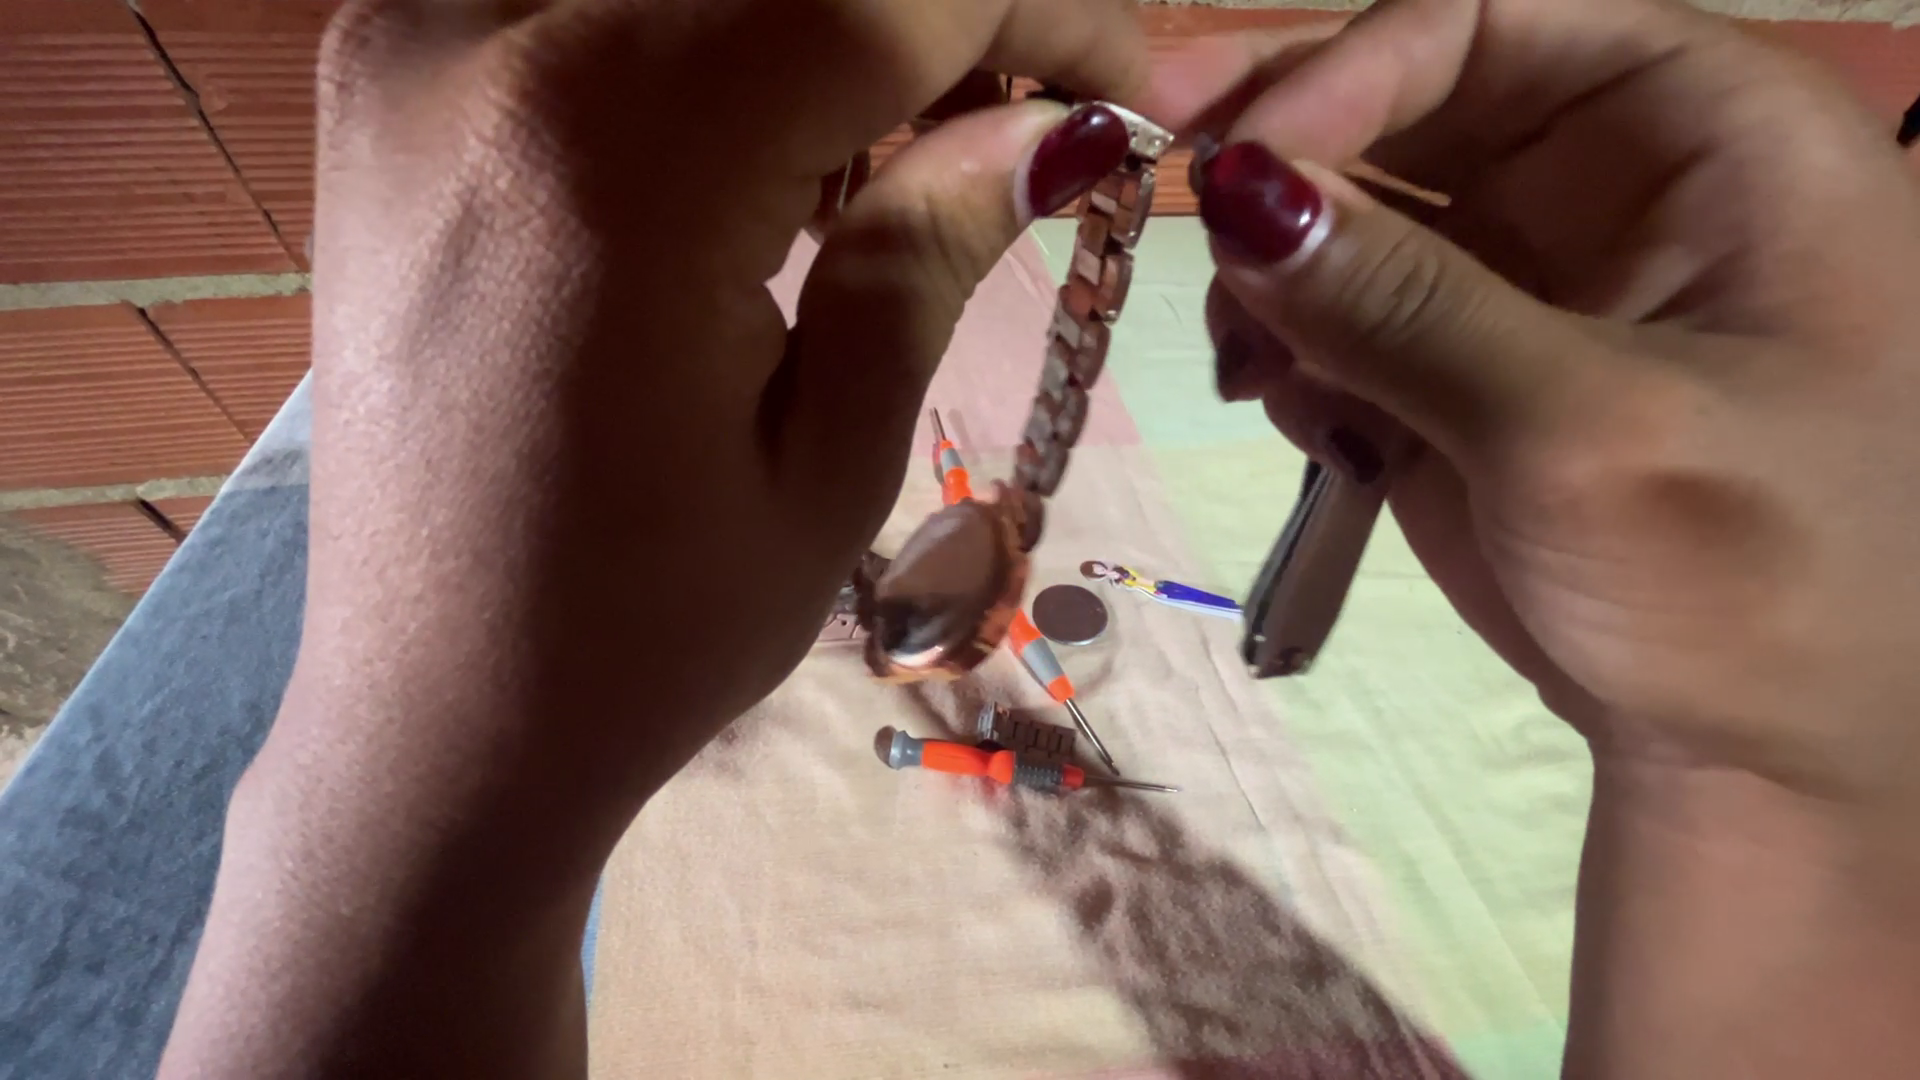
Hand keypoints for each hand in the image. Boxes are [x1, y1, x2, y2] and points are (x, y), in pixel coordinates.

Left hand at [299, 0, 1150, 797]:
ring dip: (836, 37)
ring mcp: (409, 49)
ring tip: (917, 157)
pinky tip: (784, 159)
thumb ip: (925, 257)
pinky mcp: (389, 91)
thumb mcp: (830, 465)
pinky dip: (728, 54)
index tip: (1122, 92)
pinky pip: (604, 9)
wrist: (448, 707)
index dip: (1038, 11)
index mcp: (618, 164)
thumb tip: (1052, 134)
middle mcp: (479, 43)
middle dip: (943, 21)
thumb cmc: (654, 628)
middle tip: (1028, 123)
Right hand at [1153, 1, 1919, 1073]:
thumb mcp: (1572, 426)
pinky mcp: (1433, 371)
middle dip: (1279, 188)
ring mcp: (1497, 290)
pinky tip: (1317, 432)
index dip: (1343, 75)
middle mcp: (1587, 191)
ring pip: (1330, 231)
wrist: (1733, 737)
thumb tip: (1234, 197)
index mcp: (1698, 141)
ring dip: (1273, 297)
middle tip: (1190, 242)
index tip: (1224, 168)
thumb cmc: (1736, 577)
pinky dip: (1289, 365)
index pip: (1485, 28)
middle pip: (1387, 120)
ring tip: (1267, 384)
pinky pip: (1320, 326)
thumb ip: (1399, 304)